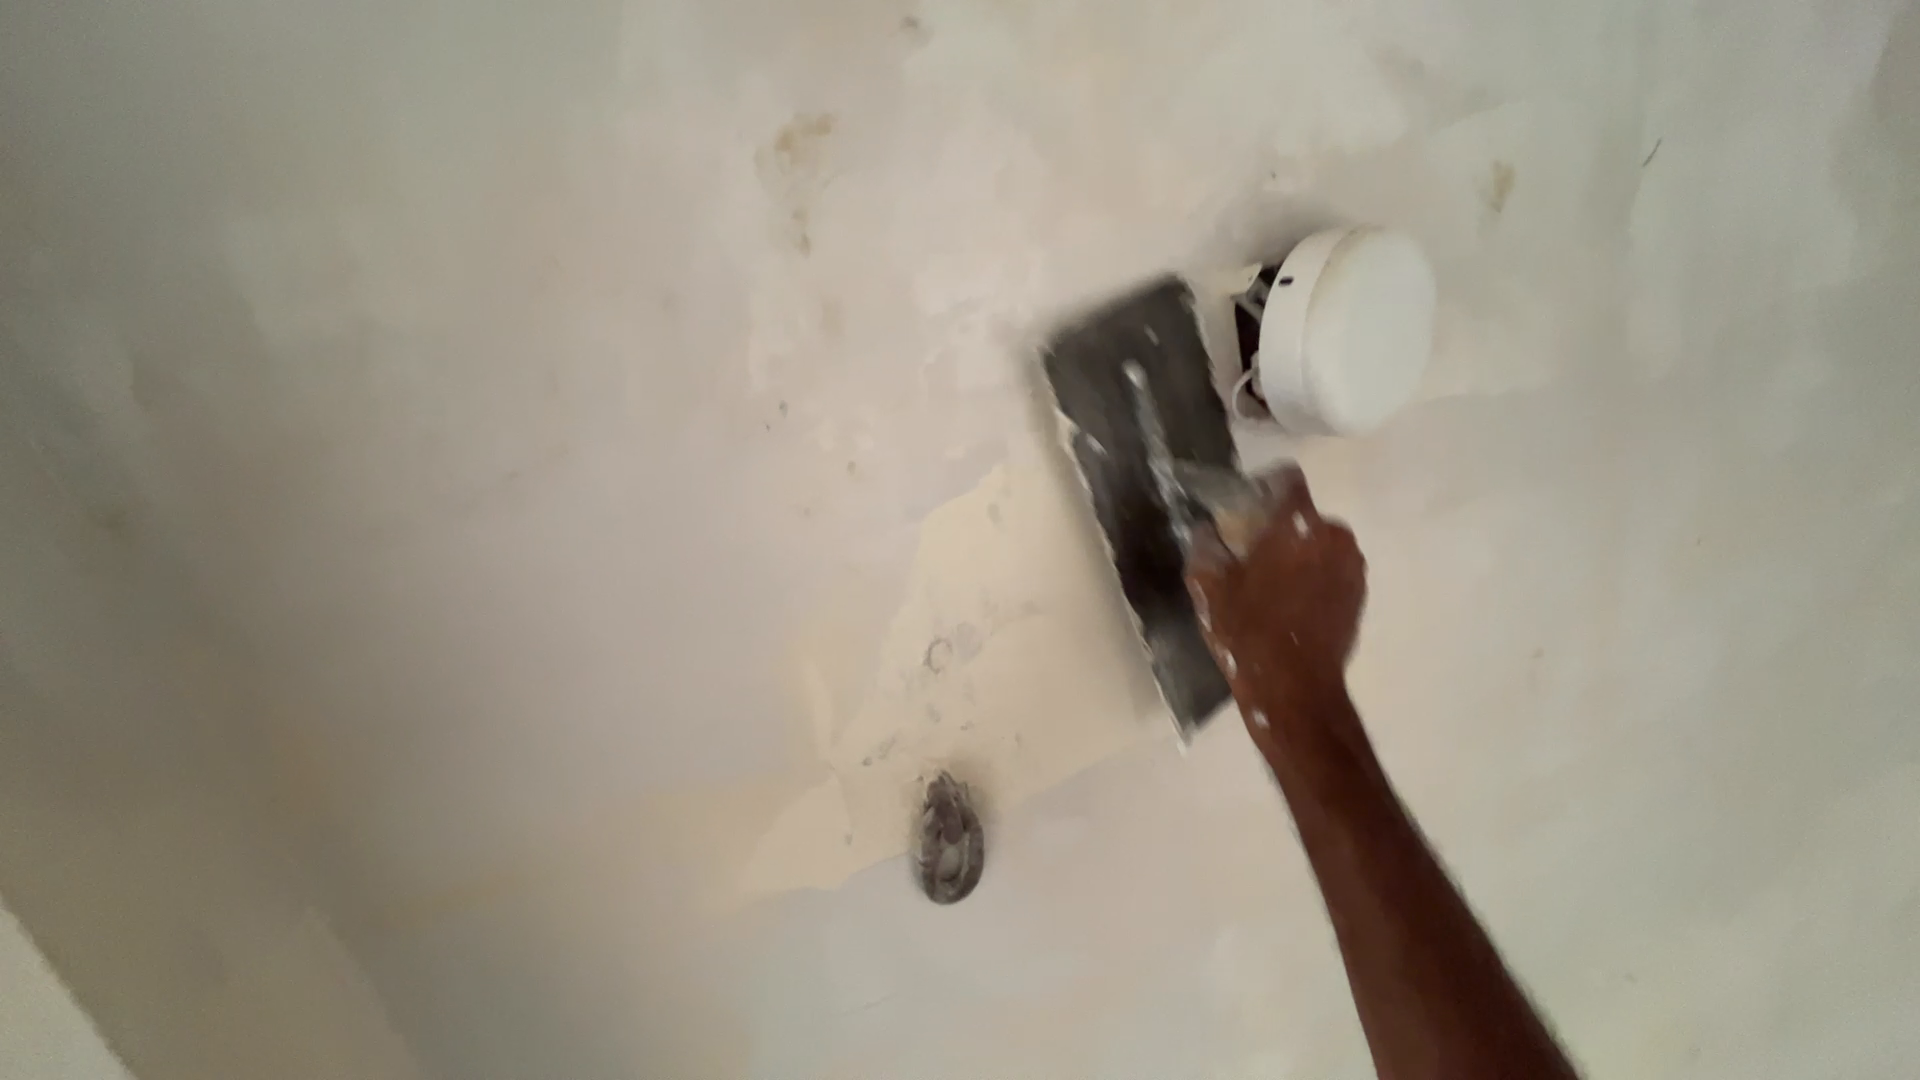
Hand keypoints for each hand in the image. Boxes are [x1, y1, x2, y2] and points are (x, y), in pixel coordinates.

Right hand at [1184, 464, 1366, 742]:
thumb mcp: (1207, 583)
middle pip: (1301, 513)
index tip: (1243, 507)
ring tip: (1271, 582)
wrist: (1293, 685)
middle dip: (1277, 525)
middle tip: (1250, 552)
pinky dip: (1312, 575)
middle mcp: (1333, 533)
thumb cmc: (1246, 628)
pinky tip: (1290, 603)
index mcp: (1295, 522)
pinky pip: (1331, 567)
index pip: (1285, 477)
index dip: (1262, 486)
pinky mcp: (1359, 592)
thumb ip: (1206, 542)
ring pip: (1318, 541)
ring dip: (1297, 551)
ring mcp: (1352, 564)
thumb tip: (1210, 527)